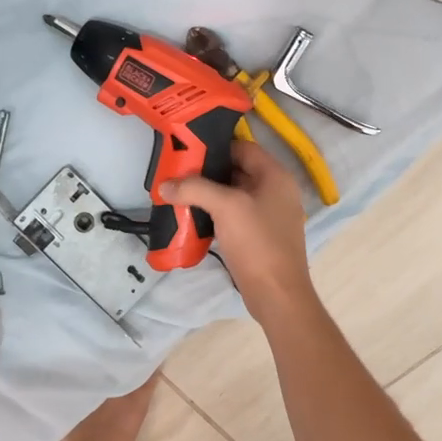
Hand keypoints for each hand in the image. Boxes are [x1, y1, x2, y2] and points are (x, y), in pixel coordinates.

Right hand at [161, 139, 313, 319]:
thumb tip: (165, 185)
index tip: (187, 153)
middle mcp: (276, 191)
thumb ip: (194, 189)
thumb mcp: (225, 207)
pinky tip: (195, 220)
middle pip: (238, 171)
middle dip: (207, 174)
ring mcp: (269, 216)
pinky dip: (216, 215)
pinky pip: (235, 217)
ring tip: (181, 197)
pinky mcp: (260, 237)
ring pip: (234, 196)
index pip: (244, 148)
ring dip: (209, 196)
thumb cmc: (257, 242)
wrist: (276, 293)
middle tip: (178, 176)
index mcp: (276, 176)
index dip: (216, 147)